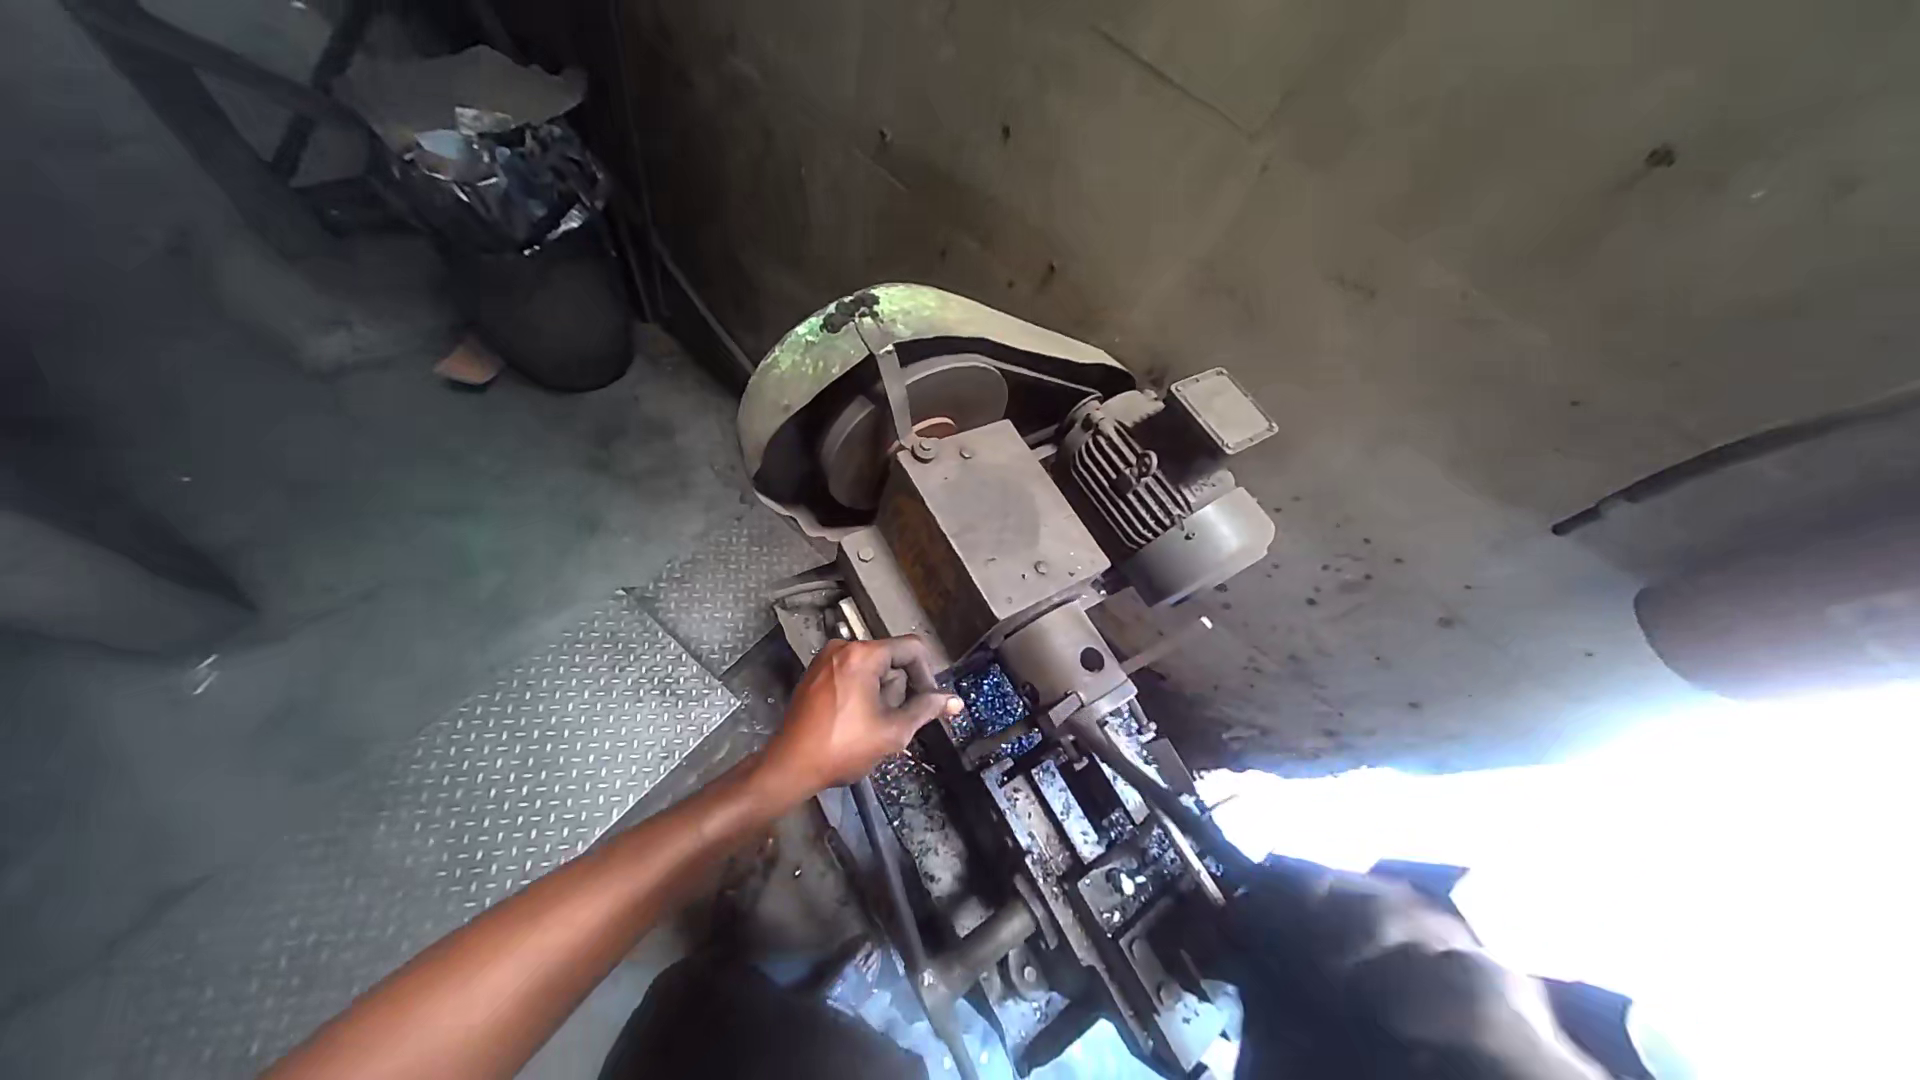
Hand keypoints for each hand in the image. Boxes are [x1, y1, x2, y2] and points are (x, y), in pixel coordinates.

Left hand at [759, 636, 962, 799]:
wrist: (790, 766)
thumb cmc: (843, 747)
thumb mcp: (893, 730)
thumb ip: (926, 709)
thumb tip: (954, 701)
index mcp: (863, 655)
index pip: (912, 649)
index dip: (927, 676)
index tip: (927, 703)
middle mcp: (843, 648)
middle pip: (891, 659)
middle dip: (898, 690)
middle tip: (892, 722)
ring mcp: (825, 659)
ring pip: (872, 668)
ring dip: (880, 694)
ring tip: (870, 725)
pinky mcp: (815, 674)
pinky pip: (852, 674)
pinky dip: (861, 692)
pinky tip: (854, 721)